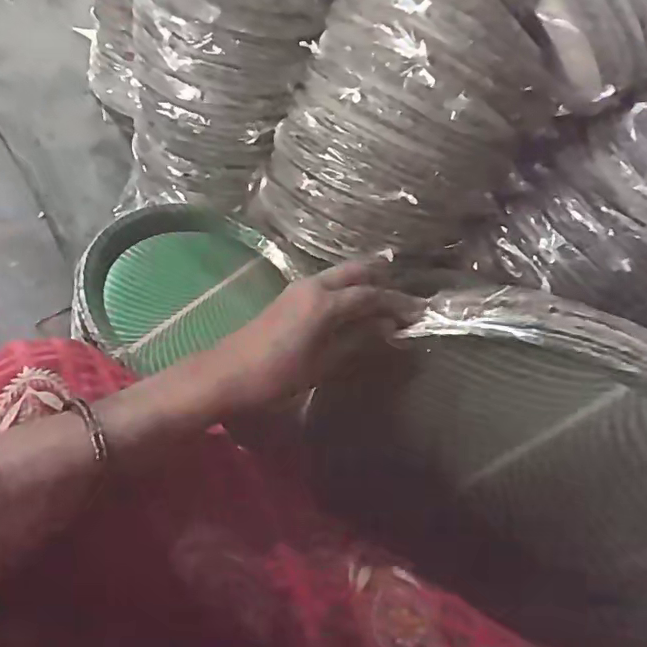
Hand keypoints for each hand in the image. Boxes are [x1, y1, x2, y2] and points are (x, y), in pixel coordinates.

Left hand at [201, 260, 424, 415]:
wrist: (226, 374)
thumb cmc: (277, 375)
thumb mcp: (323, 363)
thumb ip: (358, 341)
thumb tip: (389, 328)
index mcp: (324, 302)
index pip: (371, 295)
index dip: (398, 303)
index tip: (420, 312)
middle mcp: (314, 285)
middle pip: (357, 272)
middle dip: (383, 280)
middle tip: (406, 297)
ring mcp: (299, 287)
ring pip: (341, 274)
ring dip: (364, 282)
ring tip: (386, 299)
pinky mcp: (290, 296)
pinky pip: (328, 282)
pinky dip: (348, 288)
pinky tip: (355, 304)